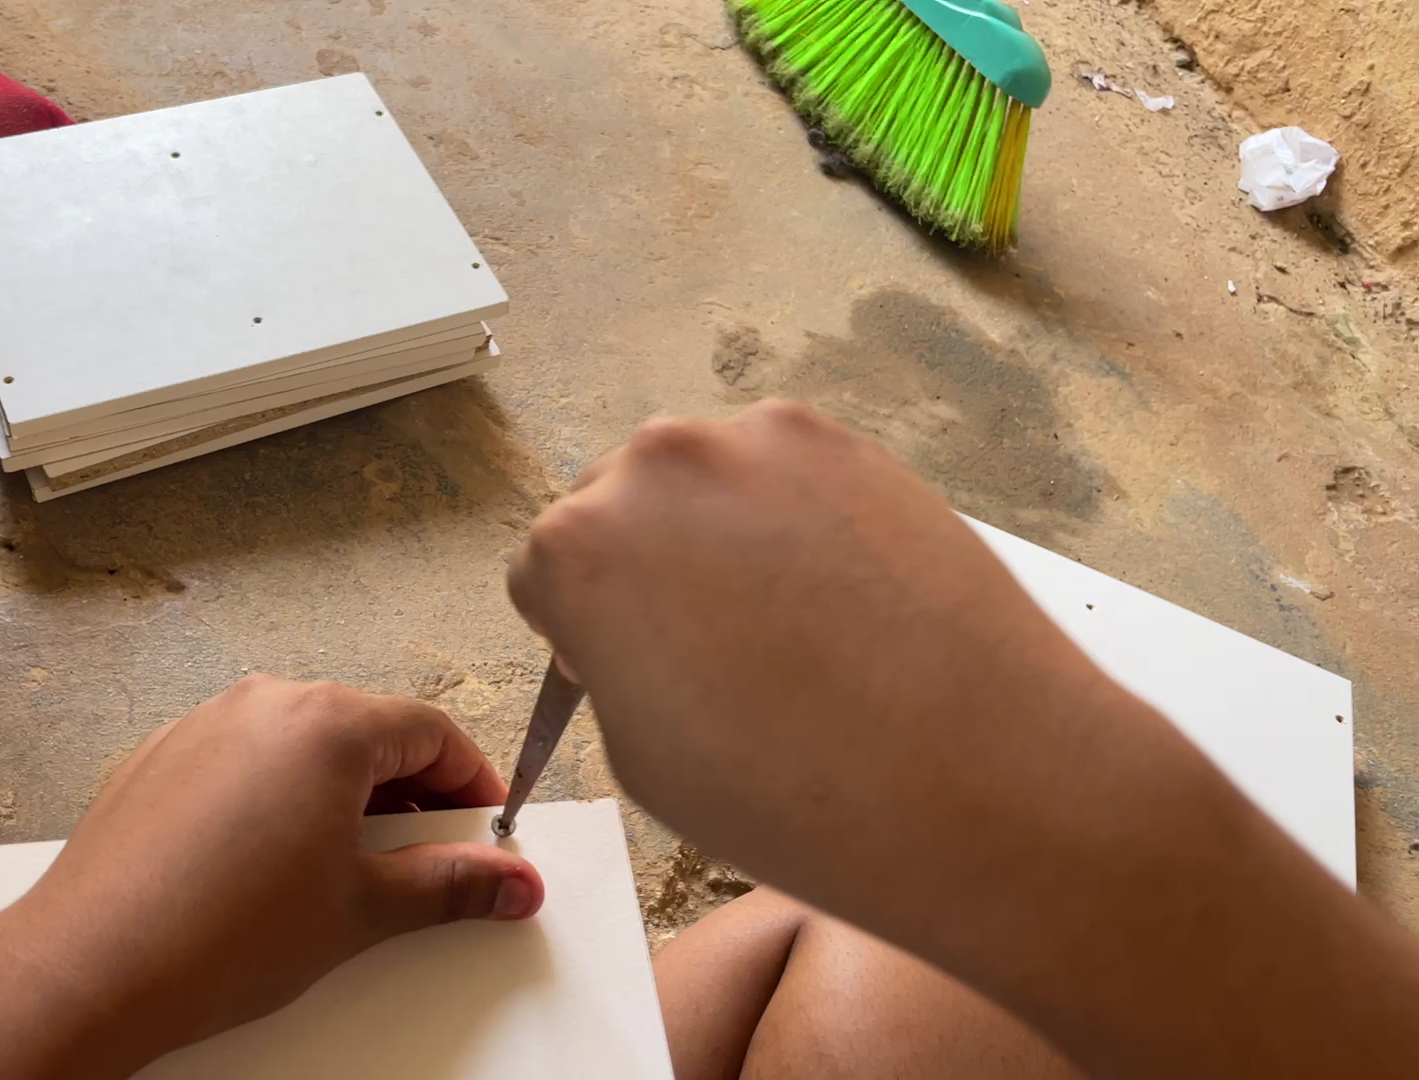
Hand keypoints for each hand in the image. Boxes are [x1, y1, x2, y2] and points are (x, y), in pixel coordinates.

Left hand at [0, 677, 541, 1079]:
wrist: (86, 970)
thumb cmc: (227, 933)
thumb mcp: (362, 908)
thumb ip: (453, 884)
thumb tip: (513, 881)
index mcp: (330, 722)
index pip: (432, 732)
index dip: (471, 779)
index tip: (485, 823)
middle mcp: (271, 701)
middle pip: (371, 732)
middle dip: (412, 788)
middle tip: (426, 851)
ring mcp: (213, 719)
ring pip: (310, 741)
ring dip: (348, 789)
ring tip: (350, 859)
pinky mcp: (170, 748)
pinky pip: (253, 753)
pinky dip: (286, 788)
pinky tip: (274, 852)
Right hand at [507, 399, 1124, 901]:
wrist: (986, 786)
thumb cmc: (788, 793)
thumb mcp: (632, 751)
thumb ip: (603, 657)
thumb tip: (628, 618)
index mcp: (574, 549)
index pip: (539, 572)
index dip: (575, 626)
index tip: (620, 657)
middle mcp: (647, 467)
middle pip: (605, 513)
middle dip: (630, 567)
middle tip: (698, 635)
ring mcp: (748, 440)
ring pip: (687, 486)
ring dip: (702, 533)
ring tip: (775, 611)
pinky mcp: (835, 437)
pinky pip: (768, 473)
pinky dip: (776, 514)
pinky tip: (826, 584)